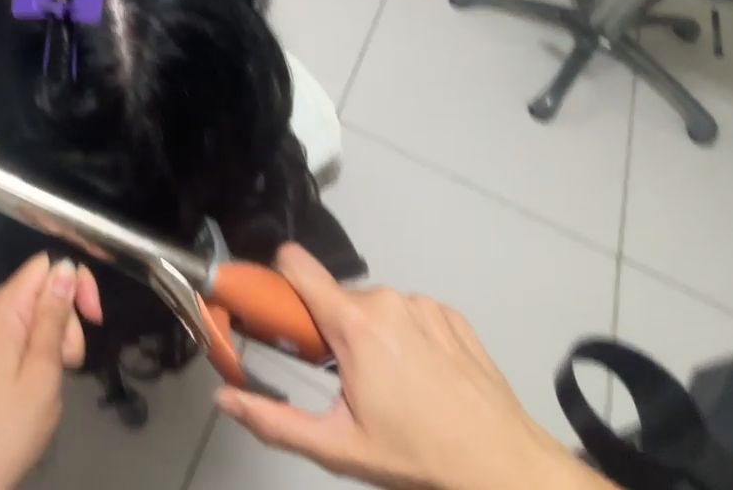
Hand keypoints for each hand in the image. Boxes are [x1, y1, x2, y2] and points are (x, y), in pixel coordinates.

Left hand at [0, 256, 102, 489]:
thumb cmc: (8, 427)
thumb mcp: (43, 371)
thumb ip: (55, 316)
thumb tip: (65, 268)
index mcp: (3, 307)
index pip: (46, 265)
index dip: (76, 284)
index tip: (93, 319)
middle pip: (42, 289)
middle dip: (67, 319)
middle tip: (70, 364)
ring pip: (34, 314)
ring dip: (55, 340)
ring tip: (54, 380)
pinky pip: (19, 334)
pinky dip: (37, 352)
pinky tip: (39, 383)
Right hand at [216, 245, 613, 489]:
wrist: (510, 471)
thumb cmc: (417, 458)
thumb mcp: (339, 448)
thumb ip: (273, 421)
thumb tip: (222, 397)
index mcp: (353, 323)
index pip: (296, 264)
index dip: (279, 282)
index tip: (281, 319)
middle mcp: (386, 300)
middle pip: (335, 297)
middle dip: (331, 329)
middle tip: (347, 379)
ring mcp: (424, 304)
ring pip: (373, 307)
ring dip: (370, 334)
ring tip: (394, 385)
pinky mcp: (452, 314)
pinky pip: (409, 313)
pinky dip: (406, 337)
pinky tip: (425, 378)